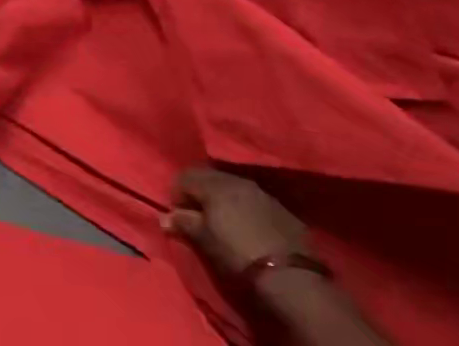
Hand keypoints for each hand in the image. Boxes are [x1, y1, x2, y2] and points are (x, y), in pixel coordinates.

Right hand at [161, 167, 309, 275]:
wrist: (293, 281)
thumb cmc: (238, 256)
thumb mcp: (204, 241)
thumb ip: (183, 224)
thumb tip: (165, 217)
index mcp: (215, 184)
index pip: (185, 176)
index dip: (177, 194)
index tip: (178, 215)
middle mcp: (239, 181)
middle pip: (210, 178)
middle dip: (201, 193)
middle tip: (198, 217)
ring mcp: (265, 195)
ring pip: (235, 188)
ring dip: (225, 200)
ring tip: (225, 223)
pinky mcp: (285, 212)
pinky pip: (256, 203)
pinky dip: (247, 210)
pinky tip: (250, 229)